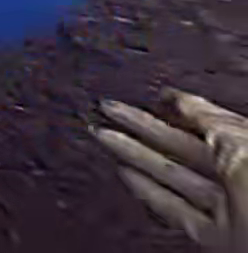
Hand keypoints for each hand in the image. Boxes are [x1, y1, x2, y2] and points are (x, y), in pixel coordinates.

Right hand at [95, 90, 247, 249]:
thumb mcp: (244, 145)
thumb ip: (210, 119)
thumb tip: (177, 97)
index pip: (220, 127)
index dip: (184, 108)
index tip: (153, 93)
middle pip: (191, 150)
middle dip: (145, 127)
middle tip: (106, 106)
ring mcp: (237, 213)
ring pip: (177, 177)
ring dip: (134, 153)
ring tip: (97, 132)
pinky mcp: (218, 237)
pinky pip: (178, 210)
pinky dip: (148, 190)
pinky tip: (122, 172)